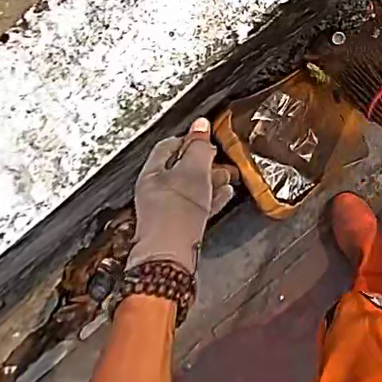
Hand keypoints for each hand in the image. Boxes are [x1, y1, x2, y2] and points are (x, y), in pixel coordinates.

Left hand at [125, 118, 237, 273]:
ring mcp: (167, 209)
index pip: (169, 145)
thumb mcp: (193, 170)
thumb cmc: (177, 212)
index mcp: (152, 173)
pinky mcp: (180, 225)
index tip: (208, 138)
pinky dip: (212, 197)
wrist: (172, 257)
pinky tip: (225, 195)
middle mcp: (156, 190)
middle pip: (182, 166)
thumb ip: (199, 146)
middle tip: (221, 159)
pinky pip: (198, 204)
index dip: (190, 138)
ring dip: (212, 179)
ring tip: (229, 177)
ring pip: (192, 186)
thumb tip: (201, 124)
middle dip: (205, 161)